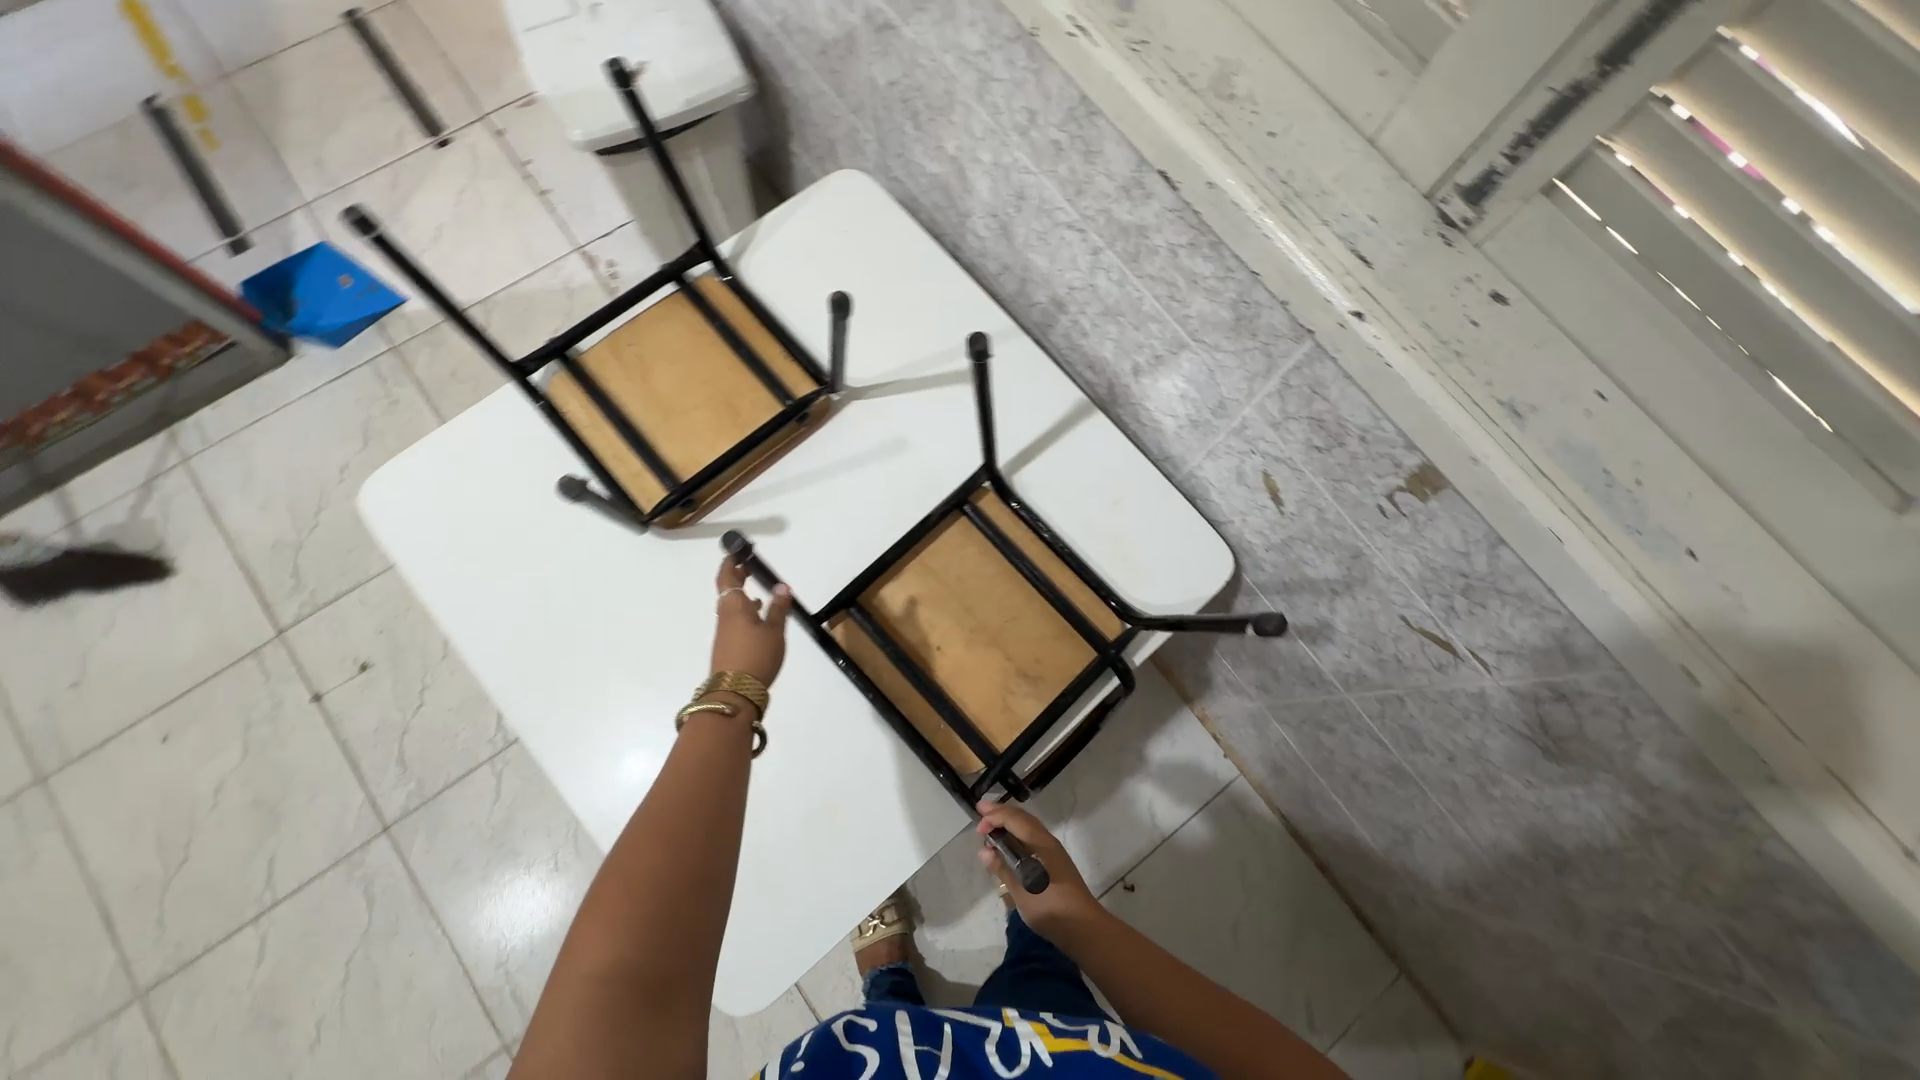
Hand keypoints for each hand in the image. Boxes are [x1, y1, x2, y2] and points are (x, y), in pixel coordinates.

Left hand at [710, 554, 792, 686]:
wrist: (734, 693)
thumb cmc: (756, 655)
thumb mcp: (774, 631)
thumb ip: (778, 608)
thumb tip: (782, 586)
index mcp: (734, 606)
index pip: (727, 577)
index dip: (730, 563)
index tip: (737, 553)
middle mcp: (725, 615)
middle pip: (727, 590)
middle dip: (736, 577)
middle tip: (748, 567)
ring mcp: (724, 632)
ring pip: (731, 607)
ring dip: (742, 596)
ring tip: (758, 592)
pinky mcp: (727, 646)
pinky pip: (734, 620)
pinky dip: (744, 612)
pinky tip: (758, 620)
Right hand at [975, 800, 1103, 937]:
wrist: (1084, 927)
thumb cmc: (1051, 908)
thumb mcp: (1022, 891)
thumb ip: (1003, 868)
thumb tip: (984, 851)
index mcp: (1040, 844)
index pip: (1014, 819)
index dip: (994, 818)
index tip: (978, 827)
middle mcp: (1047, 842)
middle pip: (1022, 818)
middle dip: (1001, 812)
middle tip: (981, 809)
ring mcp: (1053, 852)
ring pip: (1028, 827)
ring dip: (1010, 821)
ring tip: (992, 823)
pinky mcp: (1054, 863)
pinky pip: (1032, 838)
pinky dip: (1017, 834)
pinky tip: (1010, 844)